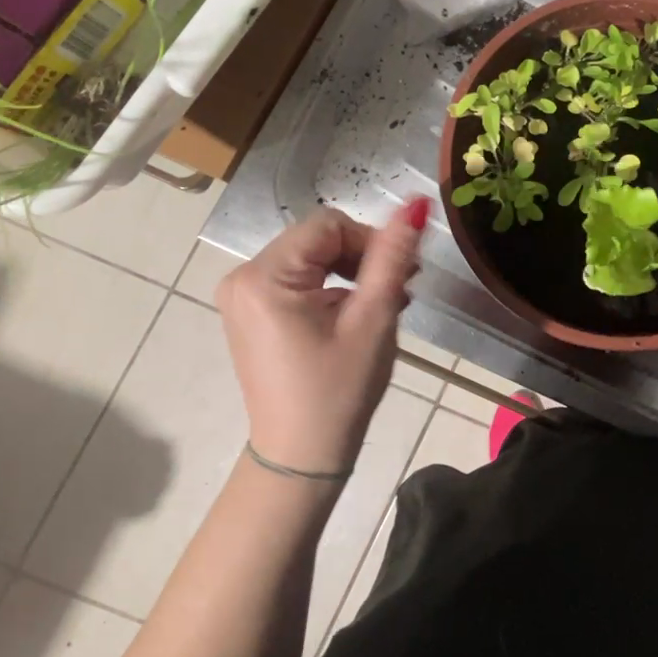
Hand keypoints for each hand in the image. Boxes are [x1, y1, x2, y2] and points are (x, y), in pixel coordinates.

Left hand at [217, 200, 428, 474]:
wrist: (302, 453)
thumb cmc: (340, 388)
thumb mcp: (373, 317)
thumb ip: (392, 256)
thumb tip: (415, 203)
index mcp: (265, 276)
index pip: (329, 225)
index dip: (372, 242)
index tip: (402, 276)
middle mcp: (242, 278)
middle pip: (318, 239)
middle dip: (363, 258)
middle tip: (401, 291)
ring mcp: (242, 297)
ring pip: (312, 259)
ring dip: (352, 274)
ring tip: (384, 306)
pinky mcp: (251, 314)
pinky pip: (298, 281)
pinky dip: (331, 289)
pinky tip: (355, 316)